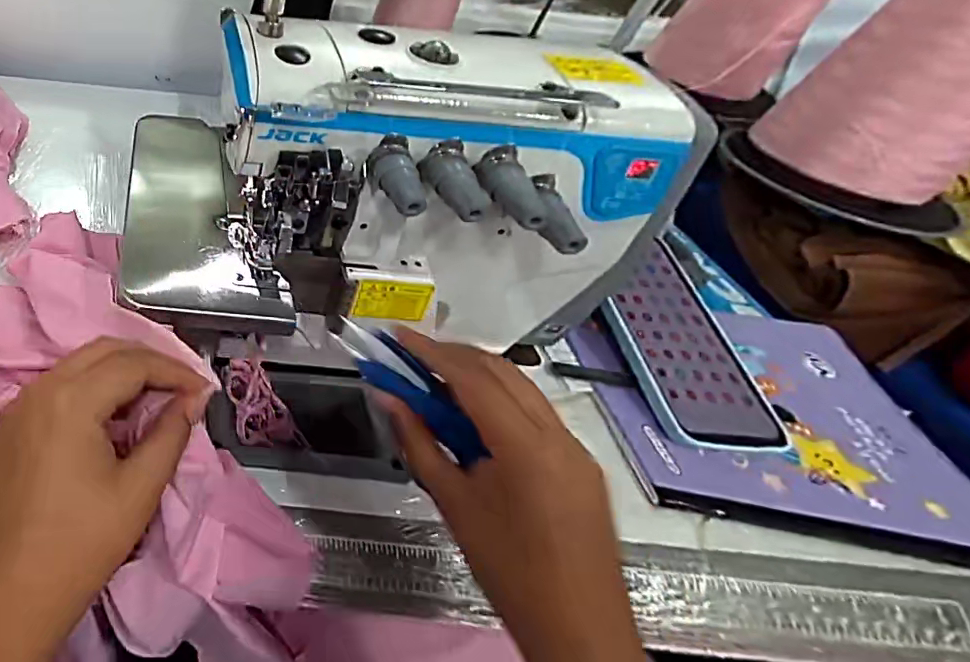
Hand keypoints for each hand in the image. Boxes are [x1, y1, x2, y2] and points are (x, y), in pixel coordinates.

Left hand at [0, 338, 213, 661]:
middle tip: (183, 386)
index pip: (132, 363)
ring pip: (81, 362)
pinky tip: (116, 413)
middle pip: (105, 350)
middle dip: (148, 360)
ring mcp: (21, 403)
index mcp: (70, 399)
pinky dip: (94, 385)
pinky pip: (61, 384)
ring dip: (121, 370)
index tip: (202, 388)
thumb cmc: (78, 546)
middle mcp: (41, 388)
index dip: (173, 370)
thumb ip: (170, 434)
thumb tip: (192, 400)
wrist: (9, 596)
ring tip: (157, 397)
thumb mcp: (138, 491)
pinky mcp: (14, 422)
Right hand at [378, 330, 642, 661]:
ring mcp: (576, 448)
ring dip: (478, 374)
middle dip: (454, 355)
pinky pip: (536, 411)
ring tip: (436, 379)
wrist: (580, 633)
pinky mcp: (581, 463)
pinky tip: (473, 414)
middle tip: (412, 355)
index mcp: (527, 447)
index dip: (431, 352)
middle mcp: (559, 436)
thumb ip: (418, 441)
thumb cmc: (509, 570)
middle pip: (501, 371)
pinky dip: (500, 398)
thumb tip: (388, 398)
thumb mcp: (453, 501)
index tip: (399, 337)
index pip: (473, 379)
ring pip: (522, 386)